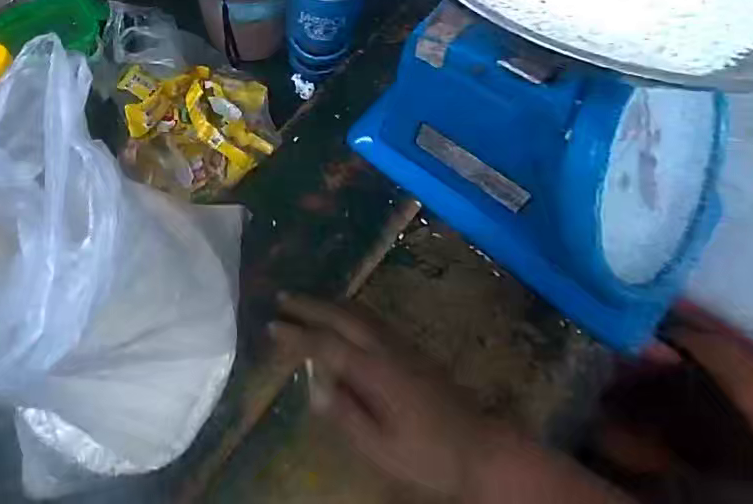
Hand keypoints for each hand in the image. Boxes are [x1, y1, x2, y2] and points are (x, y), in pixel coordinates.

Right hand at [272, 294, 633, 503]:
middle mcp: (384, 346)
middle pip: (340, 315)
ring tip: (301, 299)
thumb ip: (346, 416)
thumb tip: (312, 387)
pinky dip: (345, 306)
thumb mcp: (383, 448)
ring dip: (326, 301)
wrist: (482, 446)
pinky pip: (368, 314)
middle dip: (308, 304)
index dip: (296, 334)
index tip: (271, 326)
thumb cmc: (428, 455)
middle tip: (280, 298)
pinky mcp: (409, 344)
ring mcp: (399, 341)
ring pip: (355, 309)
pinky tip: (339, 312)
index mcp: (375, 370)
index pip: (326, 344)